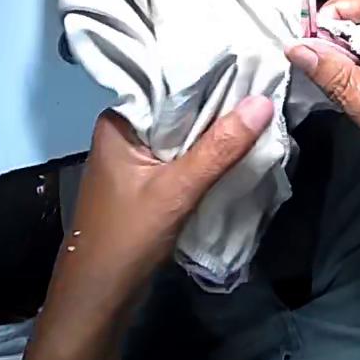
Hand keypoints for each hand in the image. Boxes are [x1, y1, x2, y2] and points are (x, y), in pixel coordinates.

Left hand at [38, 97, 272, 350]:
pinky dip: (204, 153)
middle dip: (216, 101)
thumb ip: (218, 148)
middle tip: (262, 82)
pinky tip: (235, 145)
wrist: (98, 298)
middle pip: (177, 108)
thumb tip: (262, 102)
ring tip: (257, 109)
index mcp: (119, 121)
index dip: (207, 72)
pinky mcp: (145, 180)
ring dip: (213, 129)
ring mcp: (134, 157)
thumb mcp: (176, 190)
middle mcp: (124, 132)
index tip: (247, 61)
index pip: (166, 82)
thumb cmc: (127, 237)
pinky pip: (180, 155)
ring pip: (181, 133)